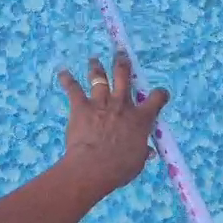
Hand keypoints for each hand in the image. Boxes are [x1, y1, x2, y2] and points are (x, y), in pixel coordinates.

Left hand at [56, 50, 169, 199]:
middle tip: (121, 54)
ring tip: (94, 59)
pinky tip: (62, 72)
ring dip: (96, 67)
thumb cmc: (120, 168)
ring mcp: (101, 103)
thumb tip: (147, 152)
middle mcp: (122, 105)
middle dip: (123, 63)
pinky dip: (67, 79)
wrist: (93, 166)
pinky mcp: (81, 107)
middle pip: (124, 77)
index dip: (159, 94)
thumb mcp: (137, 161)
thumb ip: (142, 152)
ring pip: (99, 78)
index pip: (156, 99)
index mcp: (141, 118)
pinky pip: (73, 89)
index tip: (160, 93)